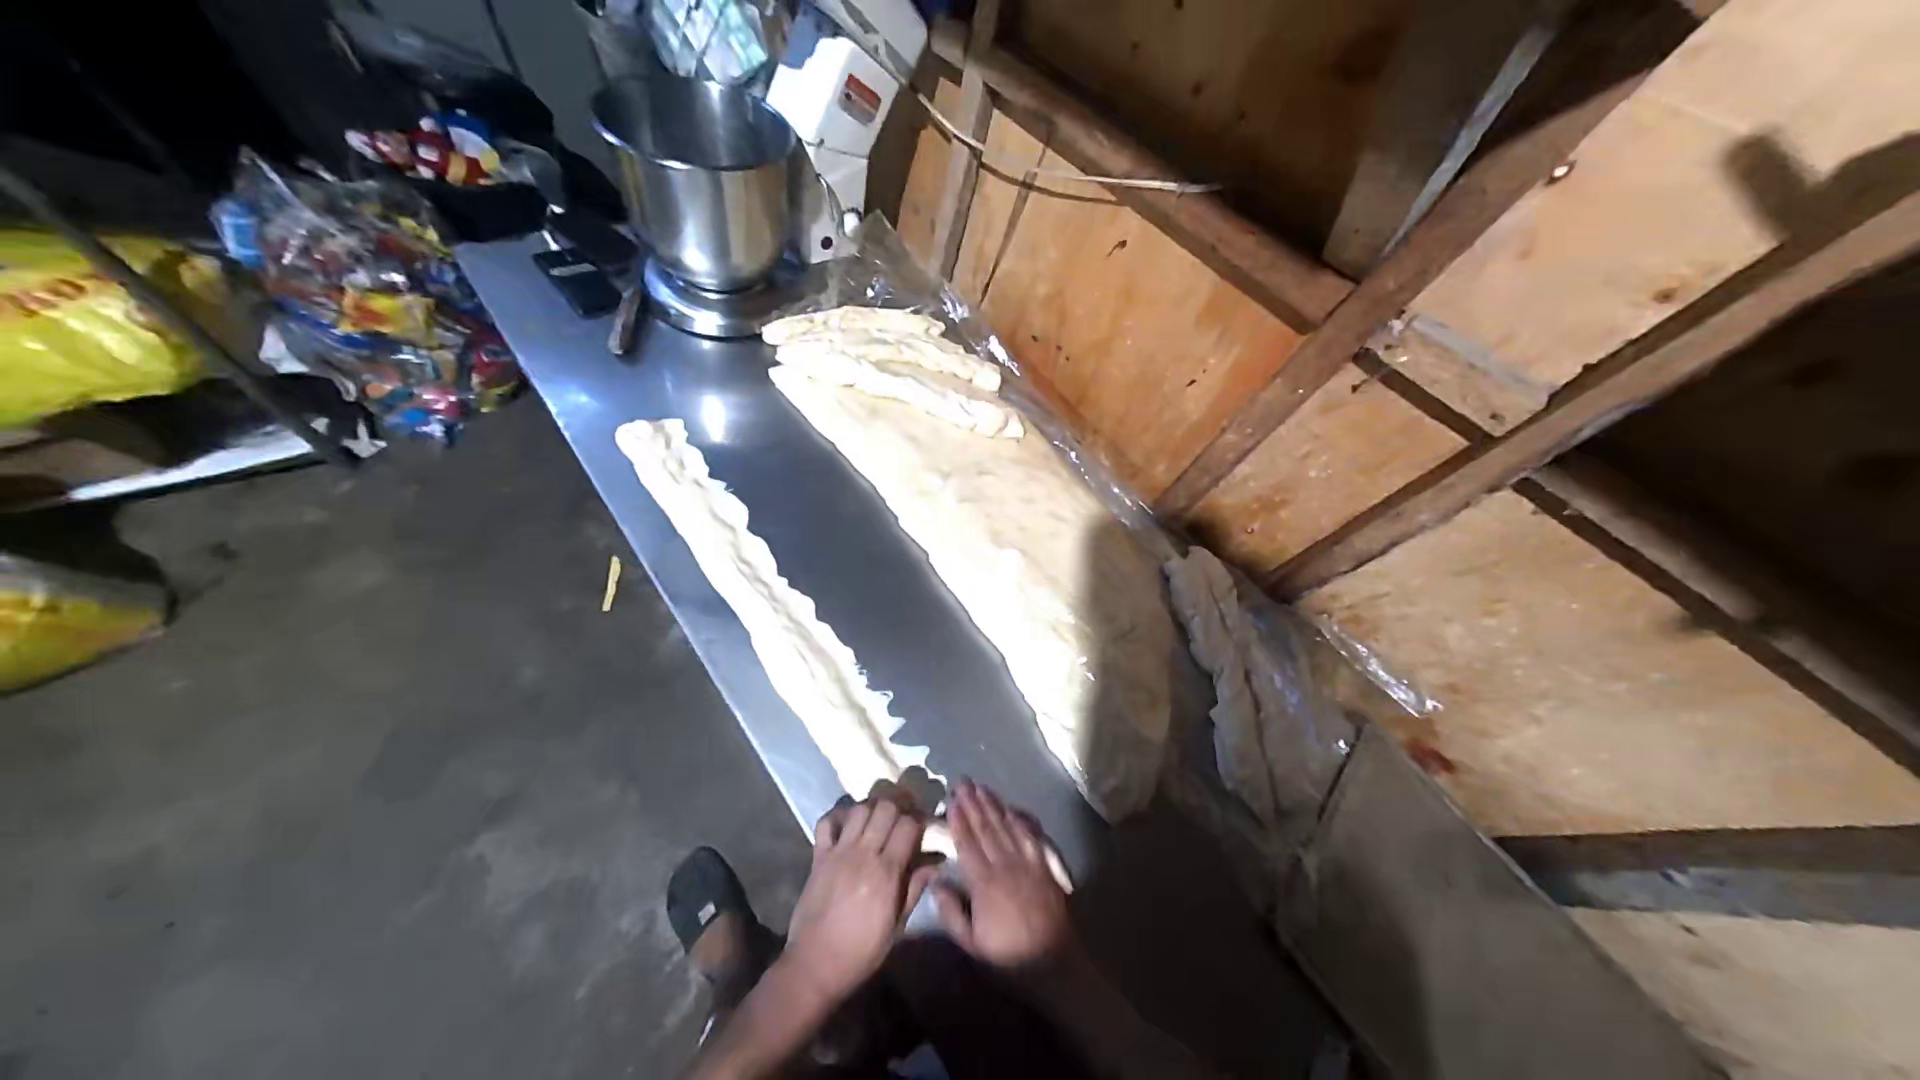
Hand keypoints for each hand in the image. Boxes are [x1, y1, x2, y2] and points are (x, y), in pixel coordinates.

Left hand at [779, 786, 939, 1005]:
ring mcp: (838, 852)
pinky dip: (839, 816)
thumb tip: (936, 863)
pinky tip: (849, 824)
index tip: (923, 827)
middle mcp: (863, 854)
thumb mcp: (897, 925)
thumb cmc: (862, 951)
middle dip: (899, 807)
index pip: (908, 825)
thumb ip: (915, 887)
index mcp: (886, 873)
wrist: (815, 965)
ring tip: (878, 820)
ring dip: (873, 808)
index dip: (919, 820)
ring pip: (859, 809)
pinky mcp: (818, 856)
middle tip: (903, 819)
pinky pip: (827, 822)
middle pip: (885, 808)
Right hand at [932, 781, 1075, 972]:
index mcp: (984, 883)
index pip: (968, 844)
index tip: (952, 801)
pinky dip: (1020, 819)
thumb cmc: (1007, 954)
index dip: (959, 821)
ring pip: (1007, 827)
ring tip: (982, 787)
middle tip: (963, 782)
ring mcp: (1027, 863)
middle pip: (987, 828)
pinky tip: (1012, 808)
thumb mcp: (971, 943)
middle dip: (974, 803)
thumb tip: (937, 882)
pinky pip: (1031, 836)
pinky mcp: (1044, 866)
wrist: (1052, 961)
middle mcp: (1005, 866)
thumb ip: (951, 913)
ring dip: (994, 805)